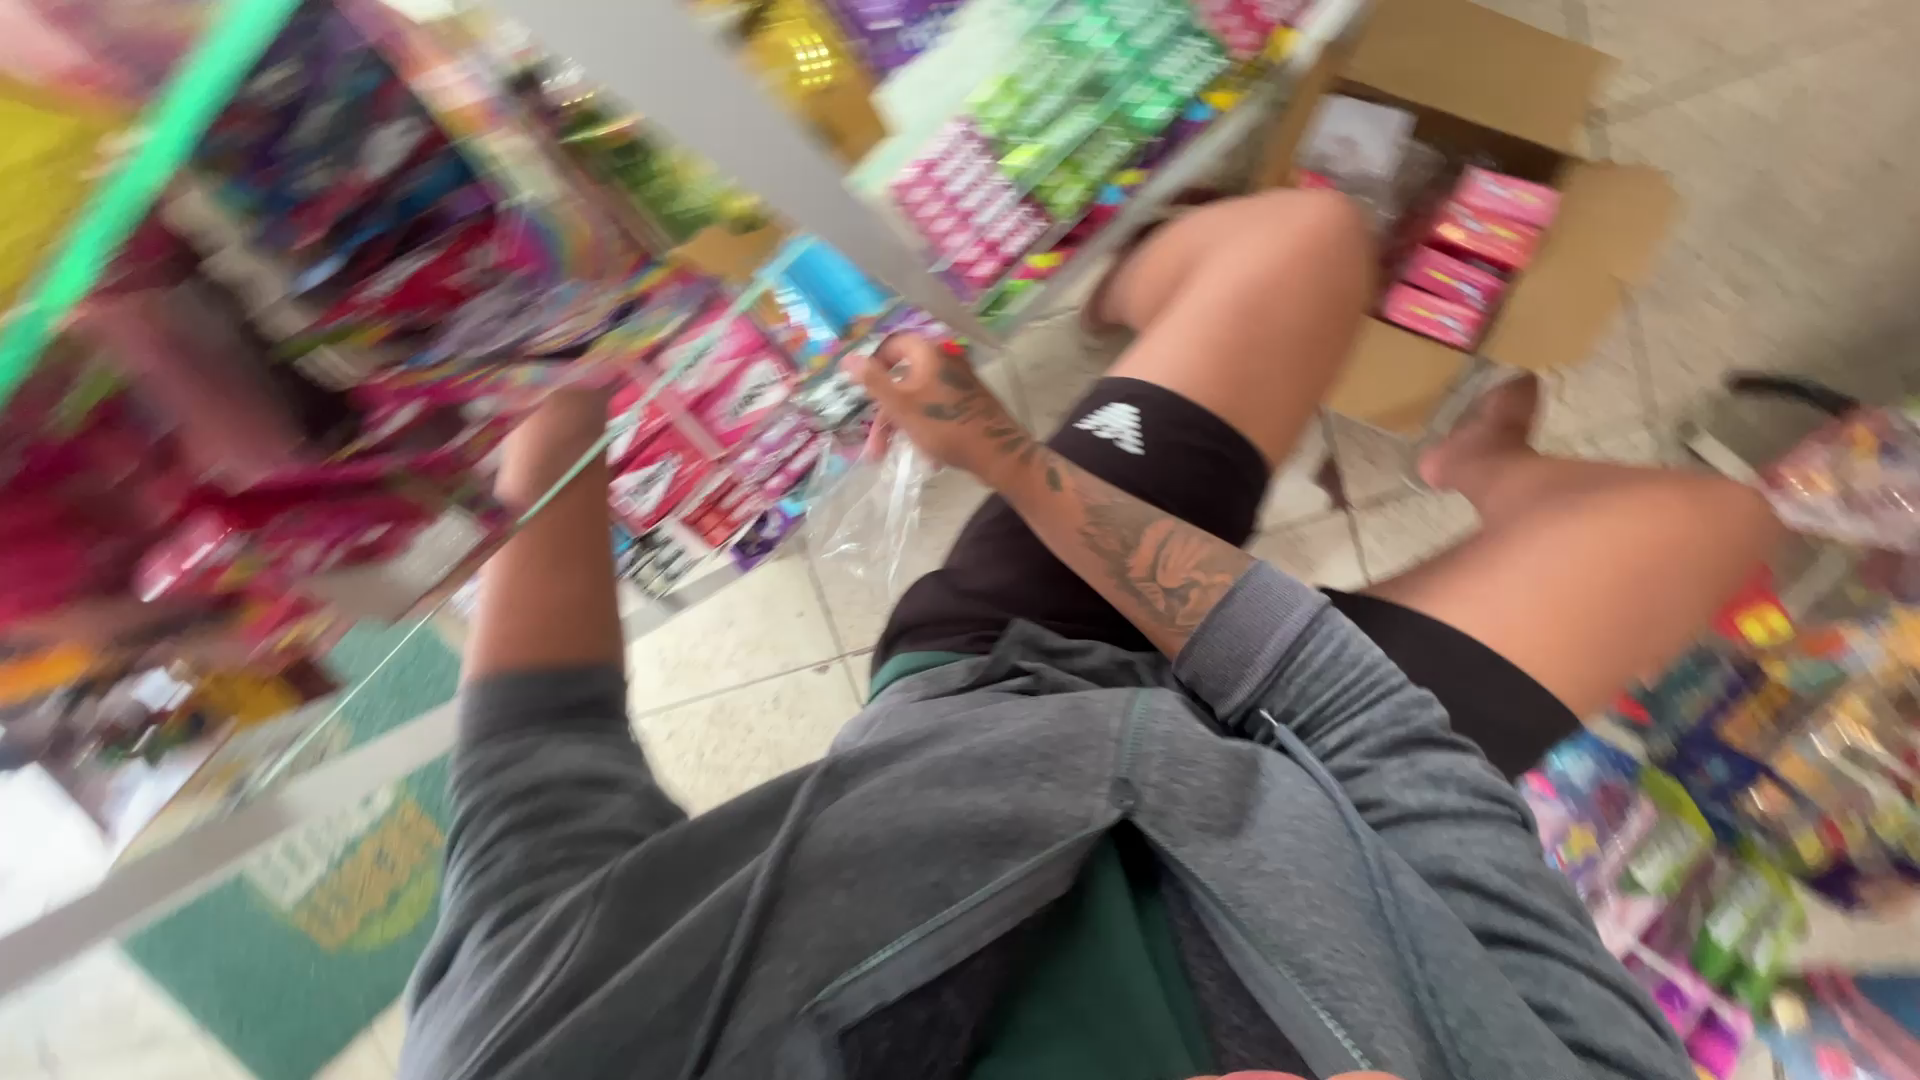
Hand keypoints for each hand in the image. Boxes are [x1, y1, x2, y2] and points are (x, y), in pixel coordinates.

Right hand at [841, 334, 1038, 484]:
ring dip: (903, 427)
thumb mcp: (901, 406)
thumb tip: (847, 357)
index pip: (893, 345)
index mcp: (929, 354)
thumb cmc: (945, 427)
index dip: (874, 365)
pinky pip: (939, 409)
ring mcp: (961, 382)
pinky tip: (927, 456)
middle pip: (904, 380)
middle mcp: (947, 361)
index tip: (863, 392)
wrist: (997, 453)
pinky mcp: (970, 402)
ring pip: (920, 399)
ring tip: (896, 457)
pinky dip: (926, 428)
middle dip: (886, 415)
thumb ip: (873, 381)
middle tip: (876, 447)